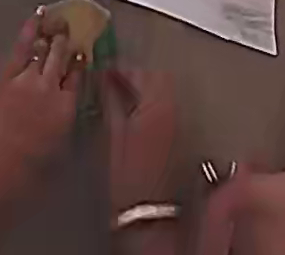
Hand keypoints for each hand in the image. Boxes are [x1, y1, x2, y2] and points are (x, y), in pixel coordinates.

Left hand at [0, 11, 82, 199]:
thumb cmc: (24, 175)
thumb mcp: (57, 148)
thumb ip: (63, 119)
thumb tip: (64, 102)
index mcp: (66, 108)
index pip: (78, 76)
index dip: (80, 62)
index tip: (81, 53)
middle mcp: (51, 89)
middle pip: (63, 56)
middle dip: (67, 41)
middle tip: (70, 29)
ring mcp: (28, 79)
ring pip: (45, 49)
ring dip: (53, 35)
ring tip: (58, 23)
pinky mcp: (6, 77)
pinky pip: (22, 46)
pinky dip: (31, 28)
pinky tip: (38, 16)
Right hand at [103, 69, 178, 207]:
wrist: (147, 213)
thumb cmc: (127, 174)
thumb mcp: (113, 134)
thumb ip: (110, 100)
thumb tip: (103, 79)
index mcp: (156, 104)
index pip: (141, 73)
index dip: (121, 70)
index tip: (104, 73)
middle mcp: (174, 108)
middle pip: (158, 76)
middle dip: (137, 76)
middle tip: (114, 83)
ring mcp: (180, 121)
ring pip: (165, 89)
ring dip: (146, 87)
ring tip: (124, 97)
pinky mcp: (181, 134)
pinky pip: (169, 105)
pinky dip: (154, 101)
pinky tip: (137, 113)